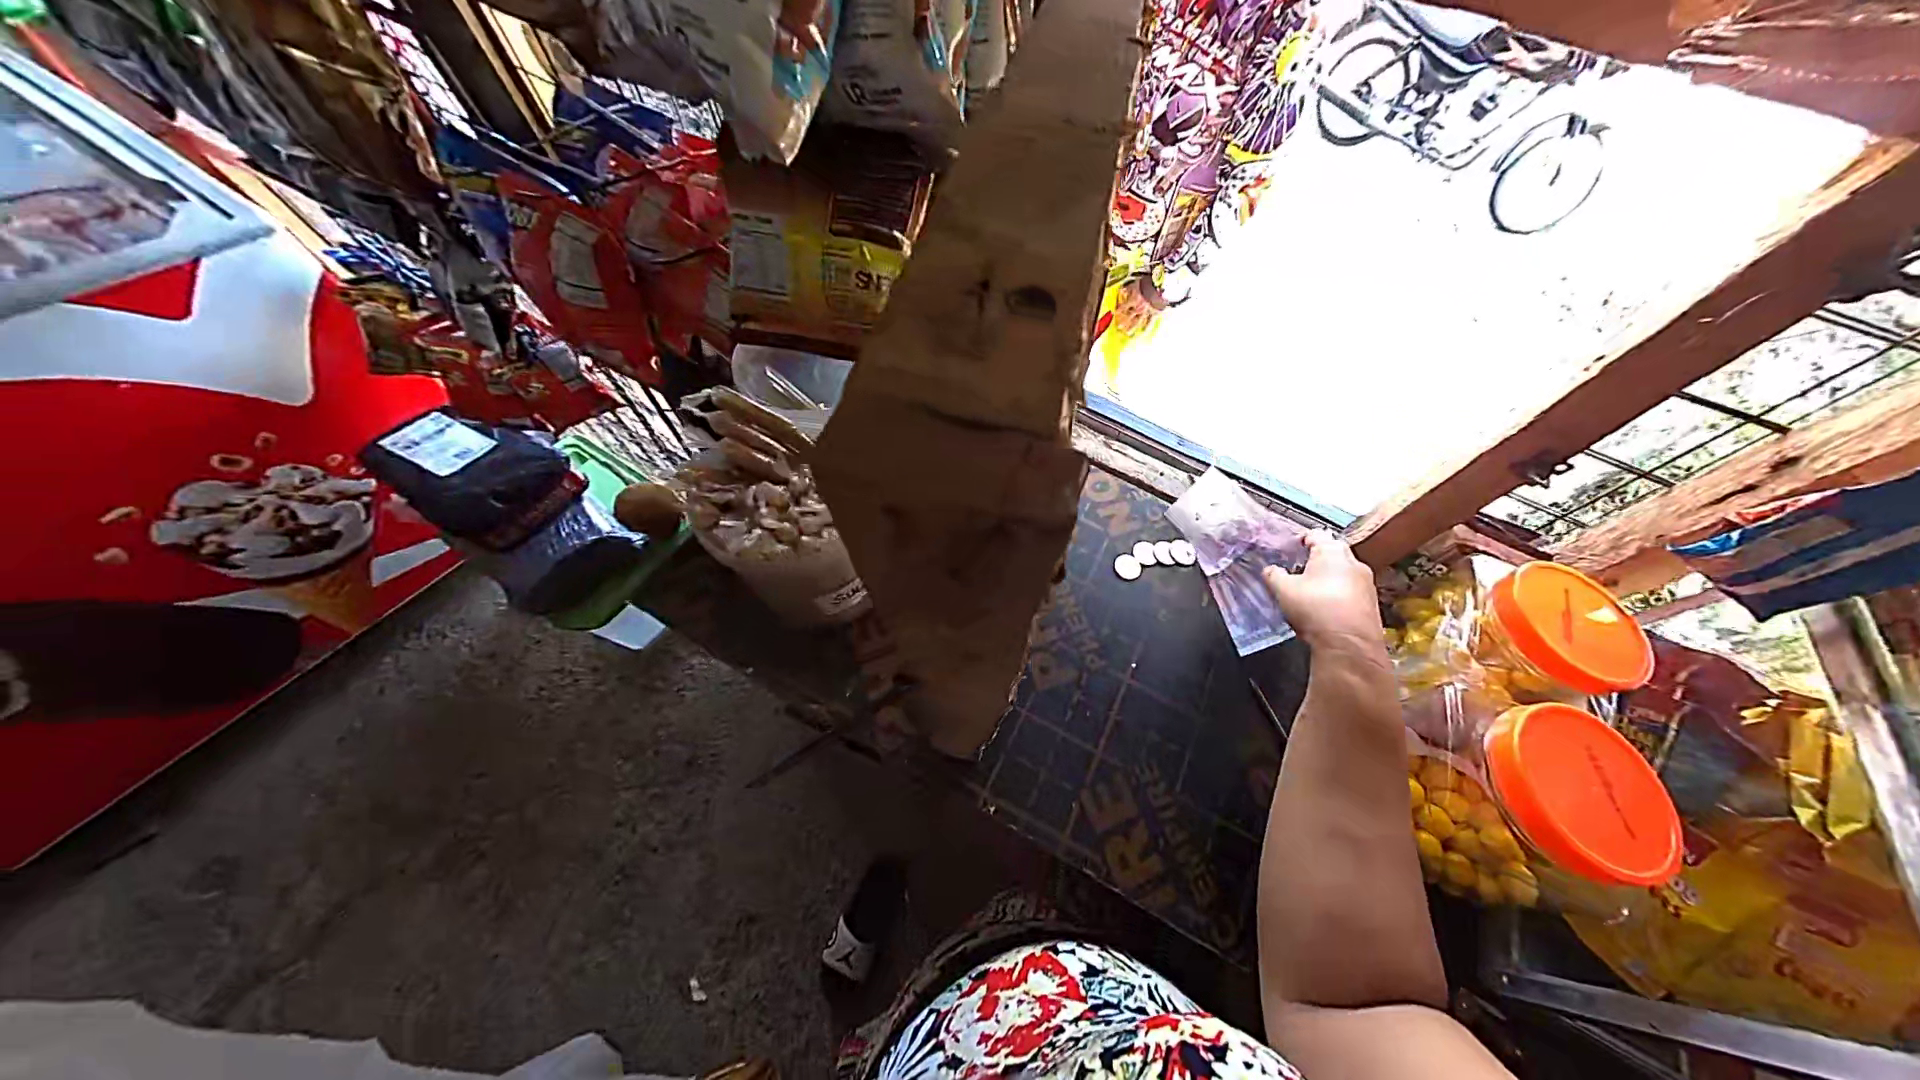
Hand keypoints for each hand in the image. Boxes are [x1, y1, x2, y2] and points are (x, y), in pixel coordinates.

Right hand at [1262, 531, 1385, 656]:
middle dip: (1316, 559)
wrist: (1349, 644)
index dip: (1301, 539)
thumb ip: (1274, 575)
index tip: (1290, 548)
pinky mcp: (1371, 602)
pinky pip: (1351, 590)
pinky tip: (1325, 606)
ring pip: (1343, 572)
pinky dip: (1338, 593)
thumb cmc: (1315, 608)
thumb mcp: (1283, 590)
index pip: (1316, 534)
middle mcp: (1354, 562)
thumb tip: (1271, 569)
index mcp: (1332, 552)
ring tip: (1310, 590)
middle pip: (1332, 552)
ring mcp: (1366, 583)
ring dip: (1328, 577)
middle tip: (1297, 569)